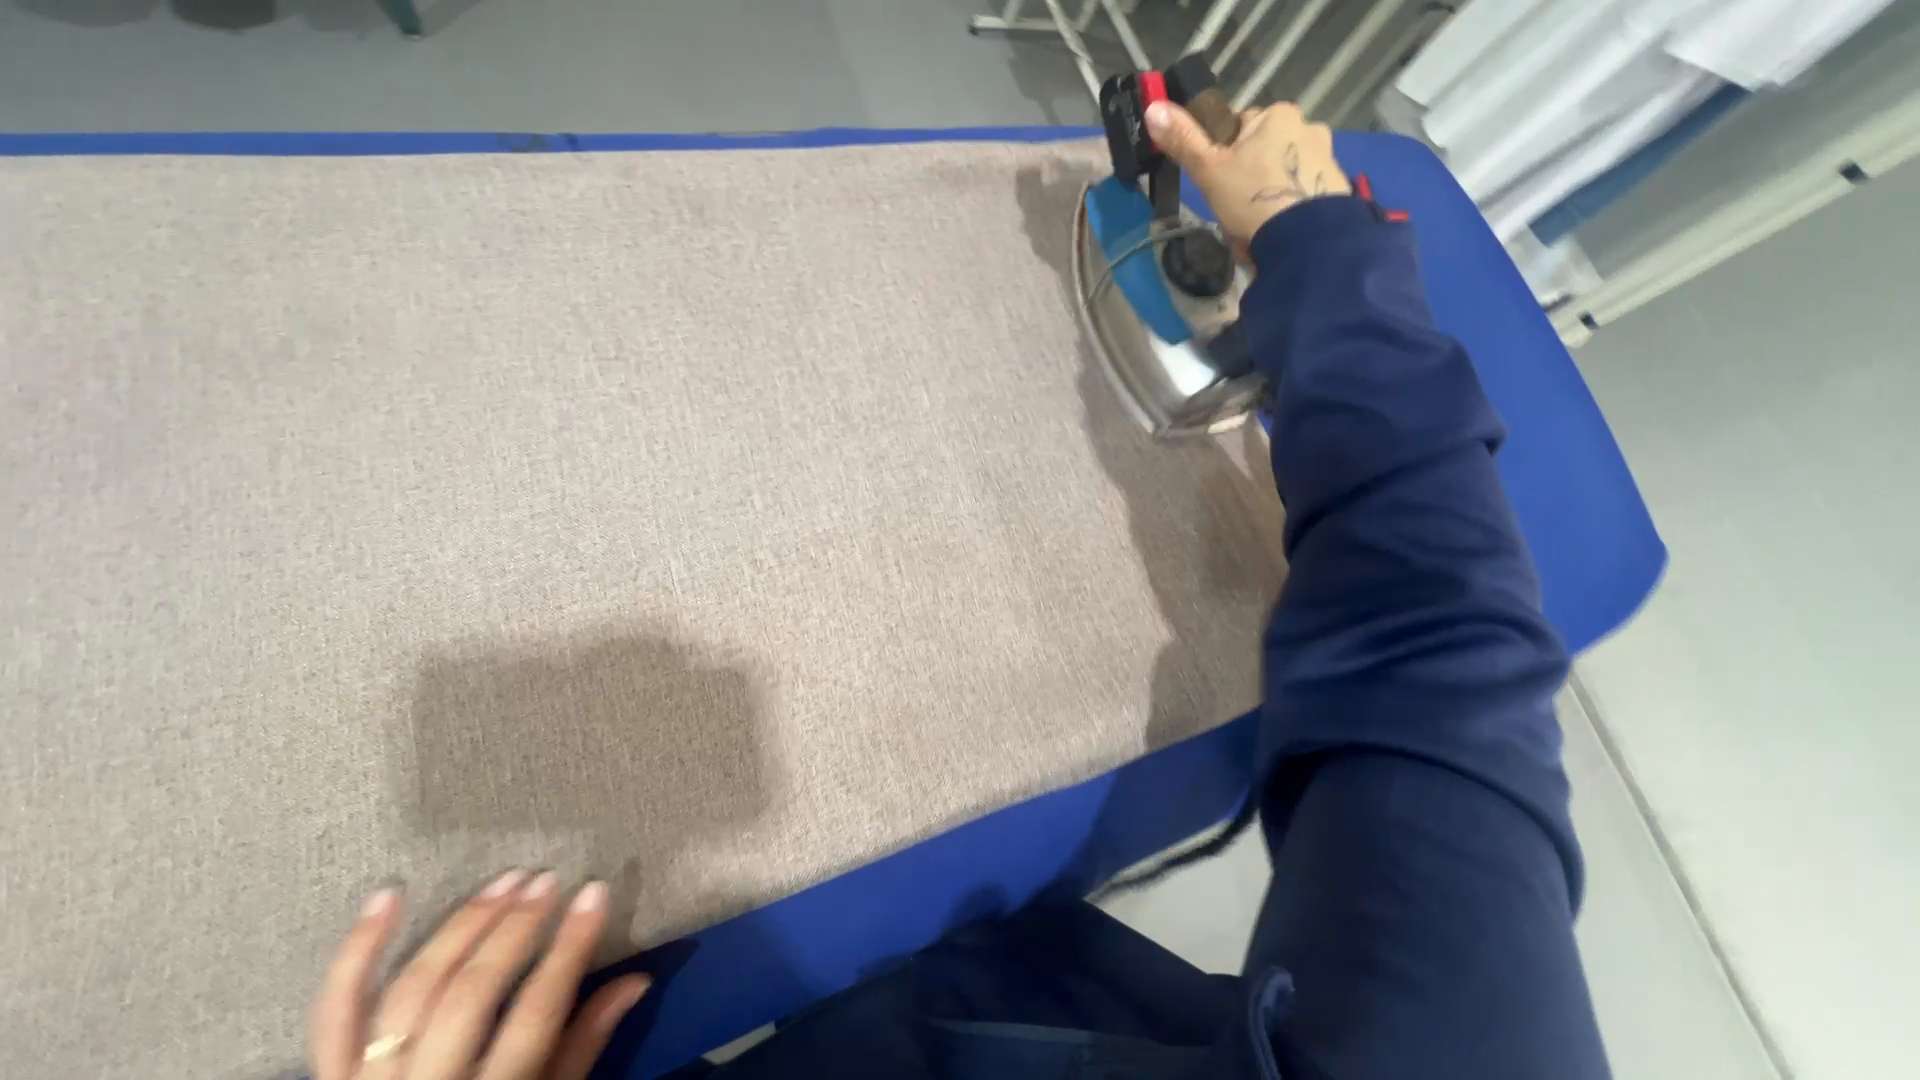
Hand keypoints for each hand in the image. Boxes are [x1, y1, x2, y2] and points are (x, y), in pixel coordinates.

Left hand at [311, 871, 649, 1079]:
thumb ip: (585, 1042)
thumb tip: (636, 979)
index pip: (537, 1011)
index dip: (570, 946)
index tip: (594, 892)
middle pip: (473, 994)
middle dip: (515, 928)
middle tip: (547, 880)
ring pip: (414, 988)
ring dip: (461, 925)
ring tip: (503, 882)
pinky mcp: (329, 1075)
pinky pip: (337, 1008)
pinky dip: (358, 947)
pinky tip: (389, 892)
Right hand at [1145, 99, 1350, 247]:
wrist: (1304, 238)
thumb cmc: (1252, 197)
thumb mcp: (1209, 169)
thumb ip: (1183, 140)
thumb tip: (1153, 108)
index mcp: (1278, 114)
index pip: (1241, 128)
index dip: (1225, 157)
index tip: (1220, 184)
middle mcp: (1308, 126)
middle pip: (1263, 153)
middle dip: (1248, 180)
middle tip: (1235, 213)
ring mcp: (1326, 157)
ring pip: (1281, 176)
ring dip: (1266, 200)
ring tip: (1256, 231)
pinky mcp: (1337, 188)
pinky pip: (1301, 195)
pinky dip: (1287, 212)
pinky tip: (1278, 234)